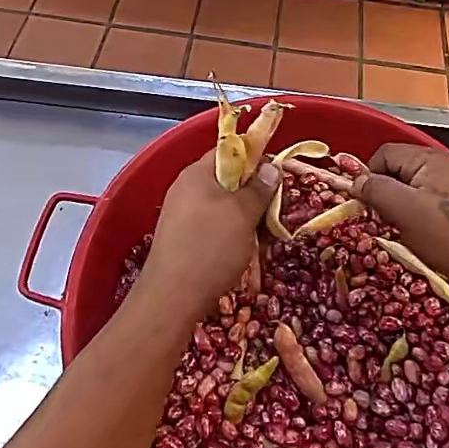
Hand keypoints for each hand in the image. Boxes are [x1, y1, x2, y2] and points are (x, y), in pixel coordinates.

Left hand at [136, 151, 278, 319]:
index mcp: (197, 173)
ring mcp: (182, 214)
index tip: (277, 178)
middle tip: (273, 214)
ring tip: (261, 240)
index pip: (230, 150)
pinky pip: (213, 226)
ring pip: (223, 207)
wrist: (172, 297)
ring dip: (246, 219)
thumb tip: (270, 167)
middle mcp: (186, 189)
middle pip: (228, 180)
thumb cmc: (210, 248)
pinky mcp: (182, 237)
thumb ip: (259, 188)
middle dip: (254, 195)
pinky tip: (242, 254)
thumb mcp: (243, 214)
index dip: (256, 159)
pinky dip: (231, 235)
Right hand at [352, 144, 448, 293]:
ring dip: (402, 205)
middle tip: (382, 216)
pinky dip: (420, 215)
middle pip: (400, 169)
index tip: (365, 201)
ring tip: (402, 228)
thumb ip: (375, 188)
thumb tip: (357, 181)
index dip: (369, 175)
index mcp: (430, 159)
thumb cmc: (448, 237)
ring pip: (415, 187)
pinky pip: (431, 202)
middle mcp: (447, 166)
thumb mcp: (402, 208)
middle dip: (385, 191)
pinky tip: (422, 234)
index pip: (384, 154)